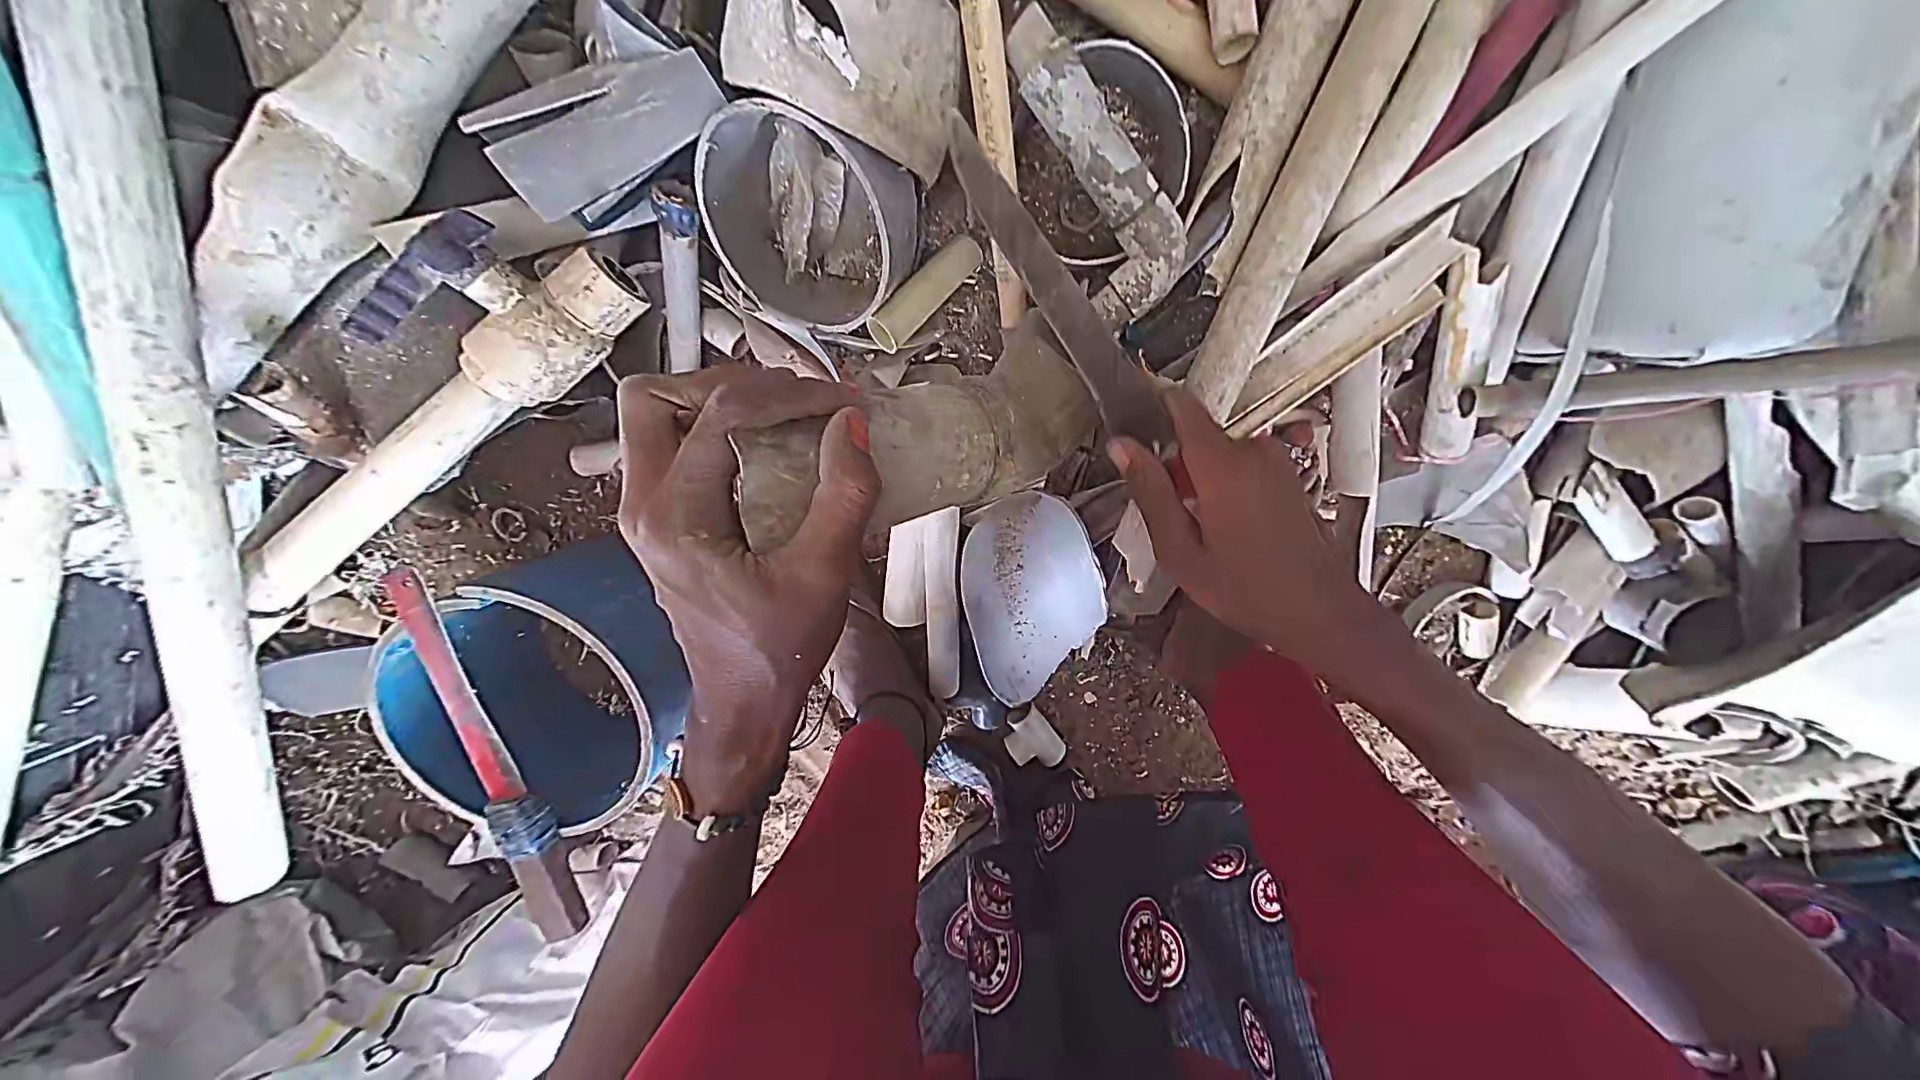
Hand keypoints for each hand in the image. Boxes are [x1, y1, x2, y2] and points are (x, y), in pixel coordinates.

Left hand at [618, 367, 877, 814]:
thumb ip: (843, 495)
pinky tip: (764, 442)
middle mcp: (643, 505)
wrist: (743, 701)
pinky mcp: (660, 520)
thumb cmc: (779, 648)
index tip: (844, 402)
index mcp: (676, 517)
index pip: (722, 415)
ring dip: (715, 400)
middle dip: (728, 382)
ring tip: (781, 411)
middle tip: (793, 399)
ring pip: (655, 416)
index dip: (791, 395)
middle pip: (655, 397)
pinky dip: (714, 427)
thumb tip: (851, 423)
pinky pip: (671, 446)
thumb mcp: (823, 574)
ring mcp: (644, 511)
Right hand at [1107, 389, 1382, 674]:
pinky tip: (1225, 531)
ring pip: (1218, 454)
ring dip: (1200, 481)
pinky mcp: (1288, 475)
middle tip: (1168, 514)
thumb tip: (1122, 446)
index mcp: (1222, 464)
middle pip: (1196, 437)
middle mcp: (1254, 450)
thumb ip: (1149, 491)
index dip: (1152, 407)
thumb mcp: (1179, 549)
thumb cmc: (1245, 589)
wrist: (1320, 612)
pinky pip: (1241, 465)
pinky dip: (1224, 487)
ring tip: (1198, 531)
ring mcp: (1277, 461)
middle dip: (1175, 465)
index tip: (1132, 427)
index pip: (1181, 406)